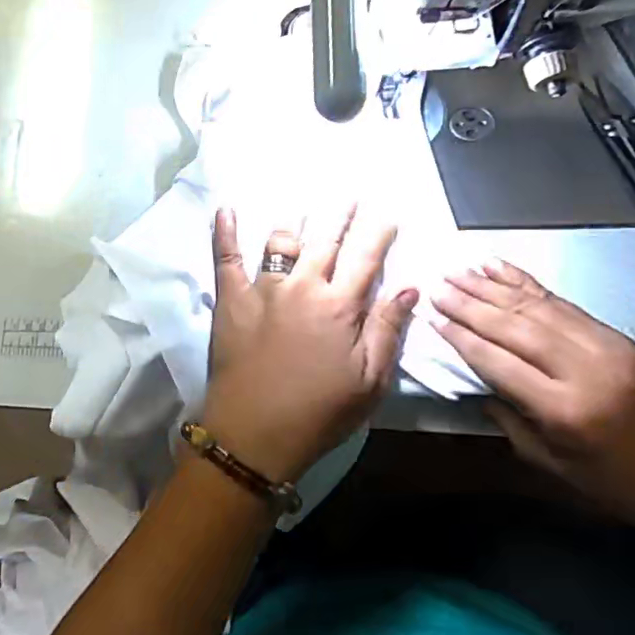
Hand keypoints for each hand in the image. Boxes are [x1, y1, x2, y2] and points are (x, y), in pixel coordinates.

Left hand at [202, 206, 418, 482]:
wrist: (254, 437)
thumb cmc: (320, 413)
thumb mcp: (370, 381)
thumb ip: (388, 330)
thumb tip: (409, 286)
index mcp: (340, 306)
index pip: (365, 258)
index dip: (378, 234)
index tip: (386, 215)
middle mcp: (303, 286)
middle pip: (326, 241)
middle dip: (341, 216)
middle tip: (349, 197)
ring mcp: (264, 289)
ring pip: (282, 242)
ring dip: (296, 222)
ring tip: (304, 208)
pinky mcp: (232, 300)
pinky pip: (227, 258)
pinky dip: (225, 233)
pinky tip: (226, 210)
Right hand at [435, 259, 634, 552]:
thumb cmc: (628, 491)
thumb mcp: (560, 470)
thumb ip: (515, 422)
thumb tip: (481, 382)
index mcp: (566, 411)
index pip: (499, 362)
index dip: (462, 338)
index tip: (433, 318)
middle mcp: (583, 368)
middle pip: (515, 325)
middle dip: (471, 305)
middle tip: (439, 286)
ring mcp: (604, 345)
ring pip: (538, 306)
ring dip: (495, 287)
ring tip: (461, 272)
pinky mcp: (618, 335)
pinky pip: (564, 303)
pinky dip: (530, 286)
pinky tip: (504, 271)